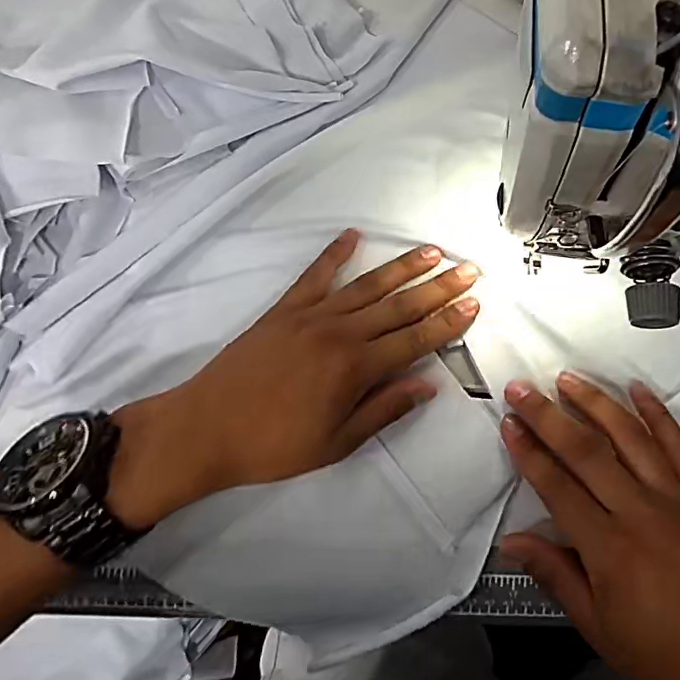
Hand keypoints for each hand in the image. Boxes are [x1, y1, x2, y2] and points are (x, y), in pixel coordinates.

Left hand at [107, 230, 480, 527]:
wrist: (205, 429)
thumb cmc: (274, 445)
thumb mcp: (336, 442)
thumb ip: (384, 410)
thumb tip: (426, 385)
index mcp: (355, 368)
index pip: (415, 339)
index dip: (448, 321)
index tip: (474, 303)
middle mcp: (340, 333)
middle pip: (400, 306)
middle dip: (439, 287)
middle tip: (468, 269)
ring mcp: (311, 315)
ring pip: (368, 285)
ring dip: (402, 267)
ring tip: (431, 251)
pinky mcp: (285, 309)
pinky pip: (316, 275)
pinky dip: (335, 253)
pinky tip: (353, 235)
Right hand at [499, 374, 679, 679]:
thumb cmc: (670, 658)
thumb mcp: (598, 626)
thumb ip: (554, 574)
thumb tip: (515, 544)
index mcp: (611, 550)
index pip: (557, 486)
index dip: (529, 451)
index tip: (510, 426)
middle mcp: (642, 514)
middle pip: (586, 450)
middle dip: (548, 415)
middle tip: (524, 390)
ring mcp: (675, 500)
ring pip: (629, 435)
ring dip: (596, 402)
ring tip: (570, 380)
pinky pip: (677, 444)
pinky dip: (657, 413)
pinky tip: (639, 391)